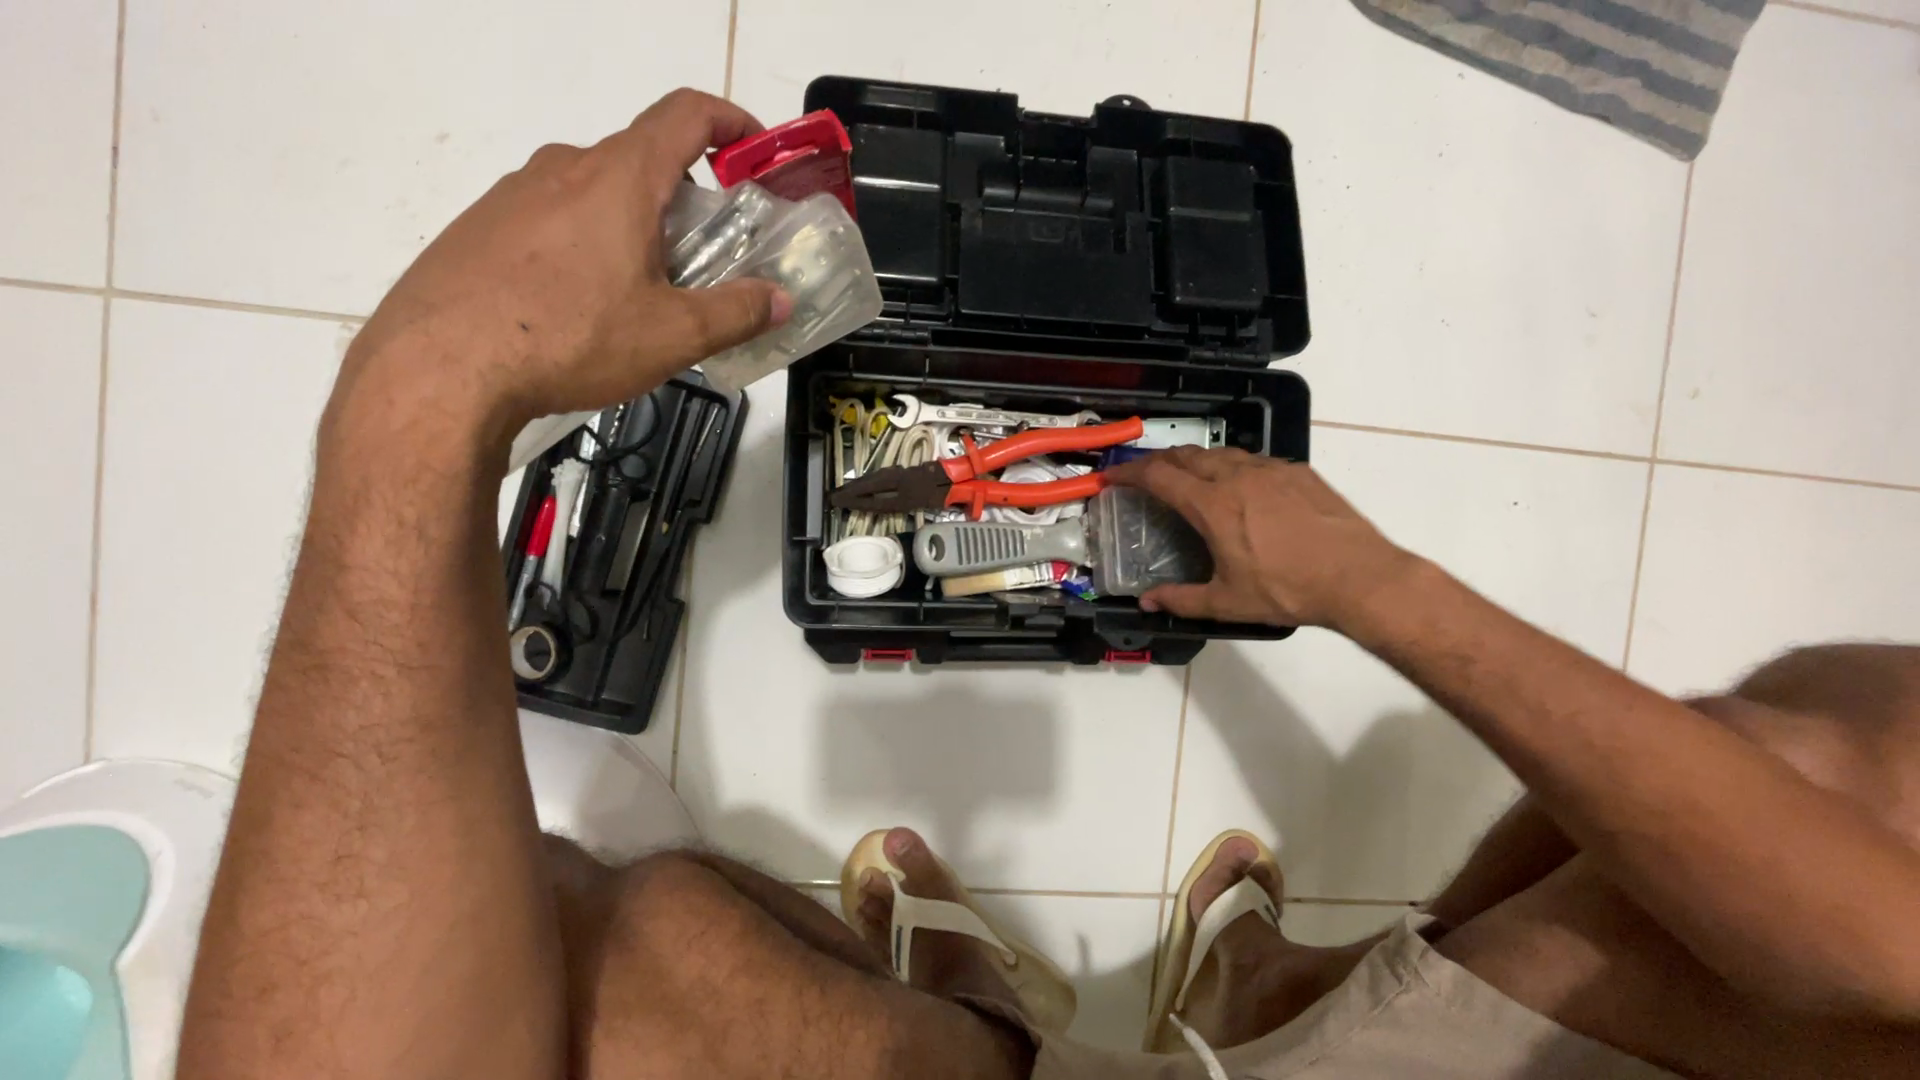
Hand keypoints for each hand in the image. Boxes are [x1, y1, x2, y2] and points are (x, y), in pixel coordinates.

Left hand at [334, 88, 791, 449]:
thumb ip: (736, 313)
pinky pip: (552, 219)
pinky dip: (586, 243)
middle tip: (704, 257)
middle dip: (685, 198)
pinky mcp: (481, 226)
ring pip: (594, 192)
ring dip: (633, 224)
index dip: (731, 121)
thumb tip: (780, 301)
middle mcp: (565, 168)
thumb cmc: (570, 337)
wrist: (440, 366)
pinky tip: (582, 304)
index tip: (756, 150)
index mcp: (620, 178)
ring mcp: (515, 193)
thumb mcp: (671, 335)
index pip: (686, 114)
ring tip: (642, 291)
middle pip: (641, 159)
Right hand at [1105, 447, 1416, 629]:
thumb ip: (1182, 600)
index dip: (1130, 473)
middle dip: (1158, 461)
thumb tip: (1147, 603)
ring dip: (1194, 459)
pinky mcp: (1299, 472)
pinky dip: (1231, 465)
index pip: (1159, 476)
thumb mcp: (1227, 602)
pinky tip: (1238, 484)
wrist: (1359, 577)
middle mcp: (1238, 476)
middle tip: (1143, 474)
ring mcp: (1271, 470)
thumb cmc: (1288, 590)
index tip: (1112, 476)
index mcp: (1213, 505)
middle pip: (1186, 455)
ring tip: (1186, 475)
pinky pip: (1253, 459)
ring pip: (1221, 452)